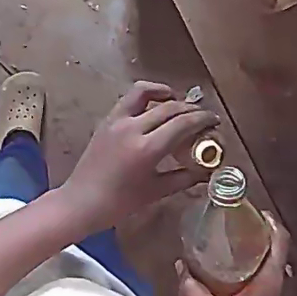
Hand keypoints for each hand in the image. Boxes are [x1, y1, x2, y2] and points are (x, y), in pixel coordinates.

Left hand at [58, 82, 218, 232]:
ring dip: (165, 93)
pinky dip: (145, 96)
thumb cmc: (120, 203)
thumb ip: (184, 177)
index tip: (214, 120)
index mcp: (147, 149)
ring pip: (144, 92)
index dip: (203, 119)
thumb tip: (207, 171)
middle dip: (190, 108)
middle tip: (203, 116)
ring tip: (177, 102)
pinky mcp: (106, 121)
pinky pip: (128, 99)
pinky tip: (154, 106)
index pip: (182, 123)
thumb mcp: (156, 191)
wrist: (82, 202)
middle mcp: (132, 128)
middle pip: (169, 107)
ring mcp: (116, 121)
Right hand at [177, 215, 288, 295]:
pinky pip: (256, 281)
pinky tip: (220, 276)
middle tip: (226, 223)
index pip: (279, 239)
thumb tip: (182, 266)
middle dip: (251, 233)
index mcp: (270, 280)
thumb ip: (191, 288)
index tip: (249, 208)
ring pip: (262, 266)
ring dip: (246, 253)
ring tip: (220, 244)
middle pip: (270, 249)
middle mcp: (276, 285)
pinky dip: (242, 271)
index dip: (267, 220)